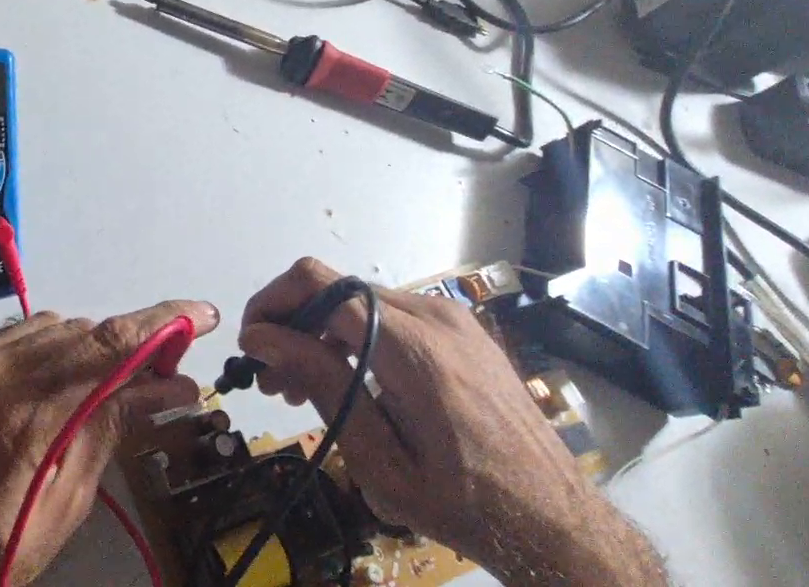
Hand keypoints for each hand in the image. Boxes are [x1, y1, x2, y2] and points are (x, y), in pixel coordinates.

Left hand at [0, 301, 216, 586]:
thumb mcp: (63, 504)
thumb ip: (110, 431)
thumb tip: (169, 388)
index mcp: (24, 419)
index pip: (108, 349)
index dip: (160, 324)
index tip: (199, 315)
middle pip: (78, 331)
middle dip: (123, 344)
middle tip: (153, 369)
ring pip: (40, 325)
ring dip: (78, 345)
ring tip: (96, 381)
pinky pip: (0, 335)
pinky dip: (33, 349)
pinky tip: (42, 379)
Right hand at [238, 259, 667, 586]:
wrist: (555, 522)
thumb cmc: (463, 504)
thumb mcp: (381, 462)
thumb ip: (322, 385)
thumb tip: (263, 336)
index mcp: (415, 350)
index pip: (321, 286)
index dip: (273, 305)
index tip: (253, 349)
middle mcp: (433, 315)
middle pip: (333, 287)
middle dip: (291, 324)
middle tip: (275, 381)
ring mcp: (451, 317)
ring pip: (356, 299)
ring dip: (319, 331)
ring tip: (305, 386)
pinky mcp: (459, 328)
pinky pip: (387, 312)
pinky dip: (353, 335)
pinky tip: (350, 379)